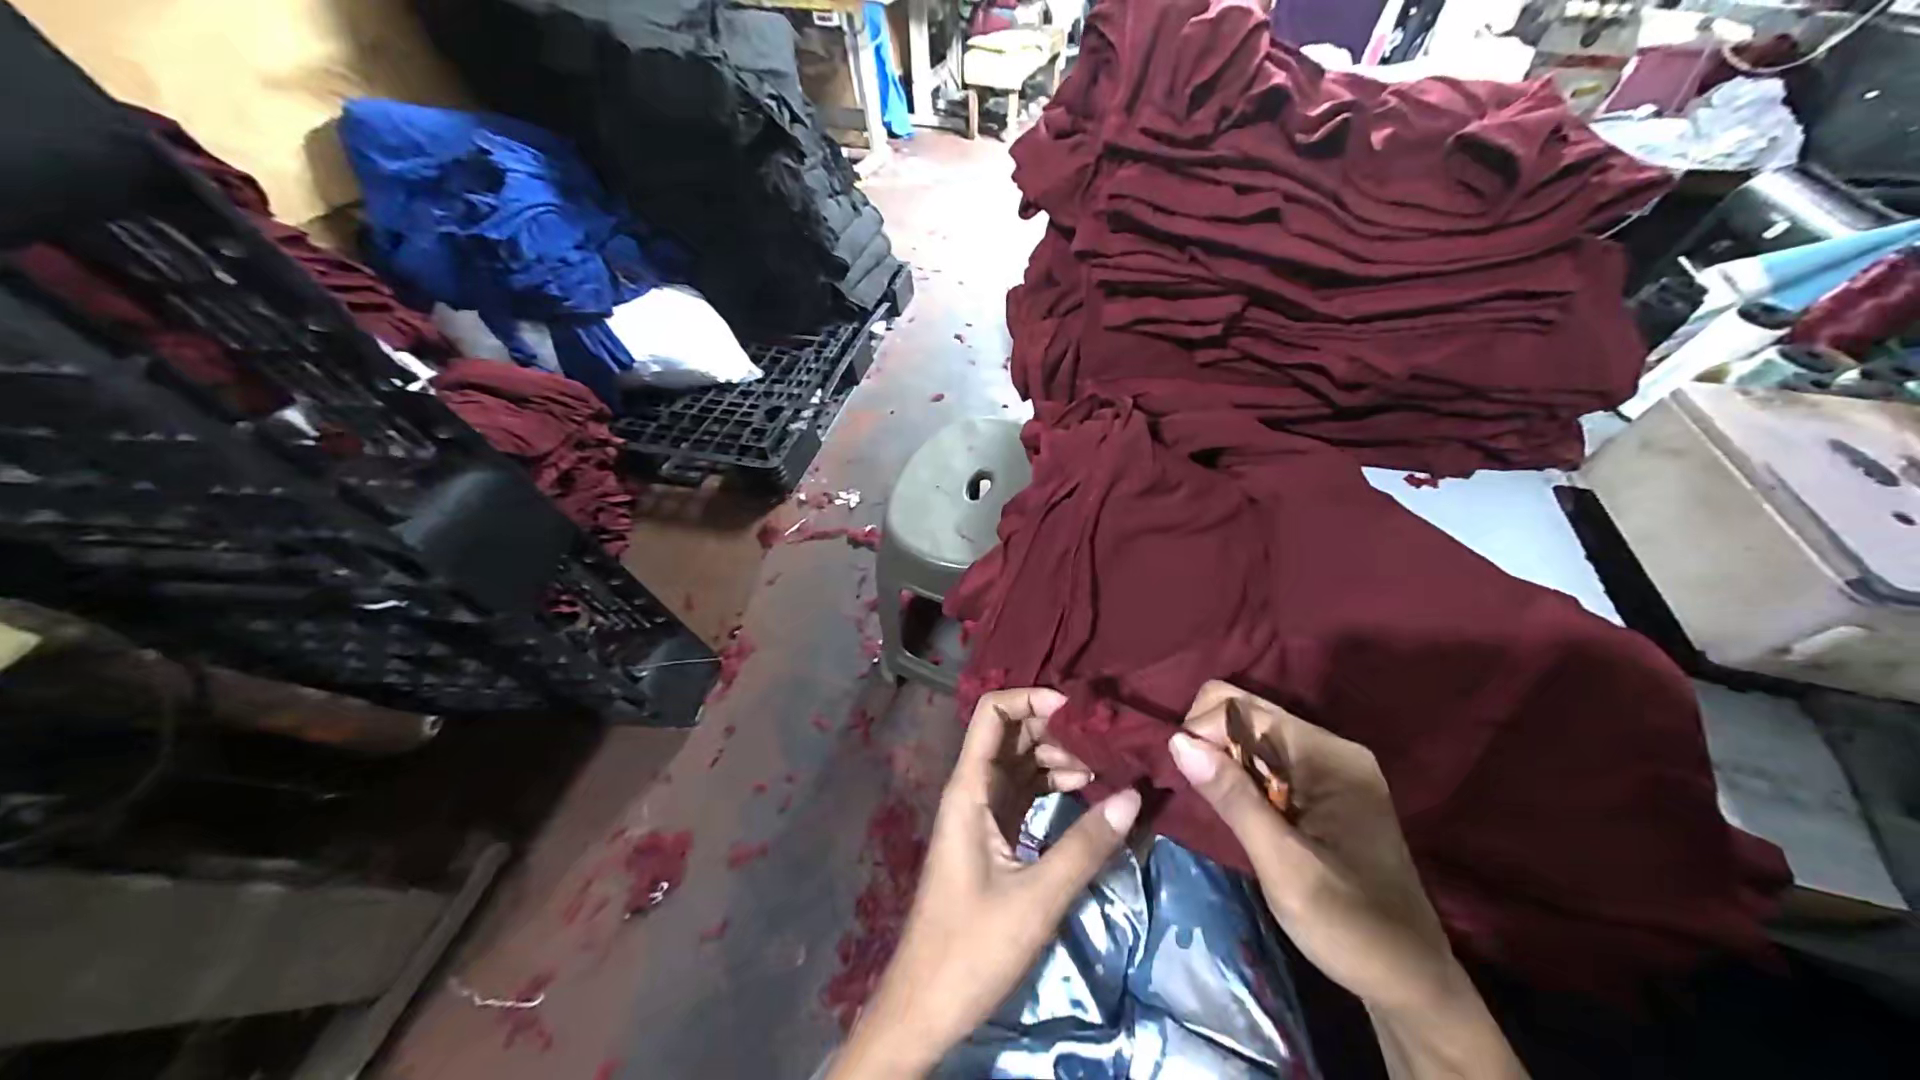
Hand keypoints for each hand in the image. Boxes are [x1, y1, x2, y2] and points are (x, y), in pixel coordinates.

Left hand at [829, 688, 1141, 1078]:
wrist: (926, 1004)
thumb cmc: (972, 947)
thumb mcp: (1036, 897)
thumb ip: (1085, 845)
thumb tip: (1133, 796)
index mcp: (968, 789)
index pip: (992, 714)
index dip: (1030, 699)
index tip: (1078, 710)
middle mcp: (971, 791)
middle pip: (1011, 736)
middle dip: (1055, 729)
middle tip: (1104, 742)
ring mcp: (980, 814)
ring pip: (1020, 764)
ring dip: (1057, 758)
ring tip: (1103, 767)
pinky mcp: (991, 838)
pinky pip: (1023, 794)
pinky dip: (1051, 787)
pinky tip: (1085, 791)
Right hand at [1168, 682, 1525, 1079]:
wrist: (1410, 982)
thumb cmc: (1350, 928)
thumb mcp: (1284, 867)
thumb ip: (1233, 798)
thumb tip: (1178, 741)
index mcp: (1330, 759)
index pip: (1246, 710)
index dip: (1205, 732)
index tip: (1187, 778)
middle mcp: (1331, 748)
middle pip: (1248, 711)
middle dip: (1210, 741)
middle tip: (1202, 793)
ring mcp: (1328, 765)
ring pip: (1251, 732)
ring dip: (1222, 758)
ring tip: (1218, 804)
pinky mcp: (1320, 785)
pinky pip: (1264, 757)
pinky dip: (1239, 773)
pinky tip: (1239, 808)